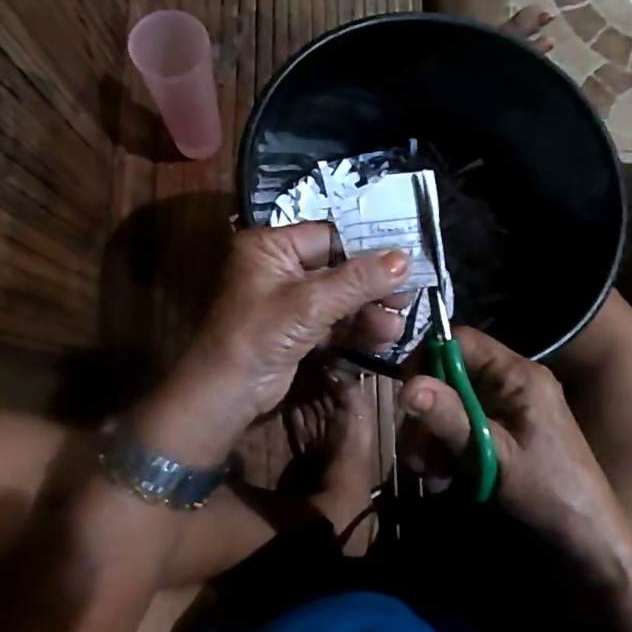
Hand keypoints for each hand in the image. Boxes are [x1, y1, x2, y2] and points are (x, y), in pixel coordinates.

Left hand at [133, 223, 408, 465]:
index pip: (331, 236)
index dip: (370, 248)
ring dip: (371, 311)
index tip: (407, 259)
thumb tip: (404, 259)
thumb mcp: (310, 304)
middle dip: (374, 286)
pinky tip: (383, 338)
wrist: (225, 395)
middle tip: (407, 296)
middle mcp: (281, 267)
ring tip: (395, 326)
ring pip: (343, 297)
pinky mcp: (299, 328)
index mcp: (271, 247)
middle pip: (341, 268)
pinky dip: (359, 329)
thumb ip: (357, 280)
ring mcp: (291, 300)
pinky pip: (337, 320)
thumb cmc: (258, 337)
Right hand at [401, 327, 631, 583]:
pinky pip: (464, 426)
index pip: (461, 340)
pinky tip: (445, 480)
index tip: (407, 396)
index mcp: (517, 374)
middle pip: (450, 377)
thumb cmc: (547, 491)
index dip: (427, 359)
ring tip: (434, 477)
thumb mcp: (492, 454)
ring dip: (434, 440)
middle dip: (428, 415)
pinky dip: (448, 450)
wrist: (586, 536)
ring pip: (451, 405)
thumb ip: (449, 417)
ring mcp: (509, 408)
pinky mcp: (504, 431)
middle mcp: (512, 382)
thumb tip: (406, 386)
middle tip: (417, 456)